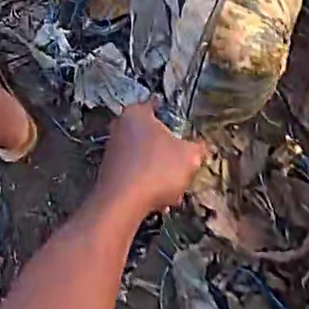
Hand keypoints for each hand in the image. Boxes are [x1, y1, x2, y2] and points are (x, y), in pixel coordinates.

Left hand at [94, 101, 205, 216]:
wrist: (121, 202)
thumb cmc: (157, 169)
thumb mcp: (190, 157)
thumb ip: (197, 147)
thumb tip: (200, 145)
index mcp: (137, 112)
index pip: (158, 106)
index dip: (174, 120)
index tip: (184, 134)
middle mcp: (120, 125)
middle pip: (152, 134)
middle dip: (168, 153)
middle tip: (181, 168)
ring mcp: (112, 147)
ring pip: (144, 156)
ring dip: (159, 172)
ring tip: (173, 191)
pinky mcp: (107, 169)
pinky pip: (134, 172)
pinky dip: (145, 182)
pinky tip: (157, 200)